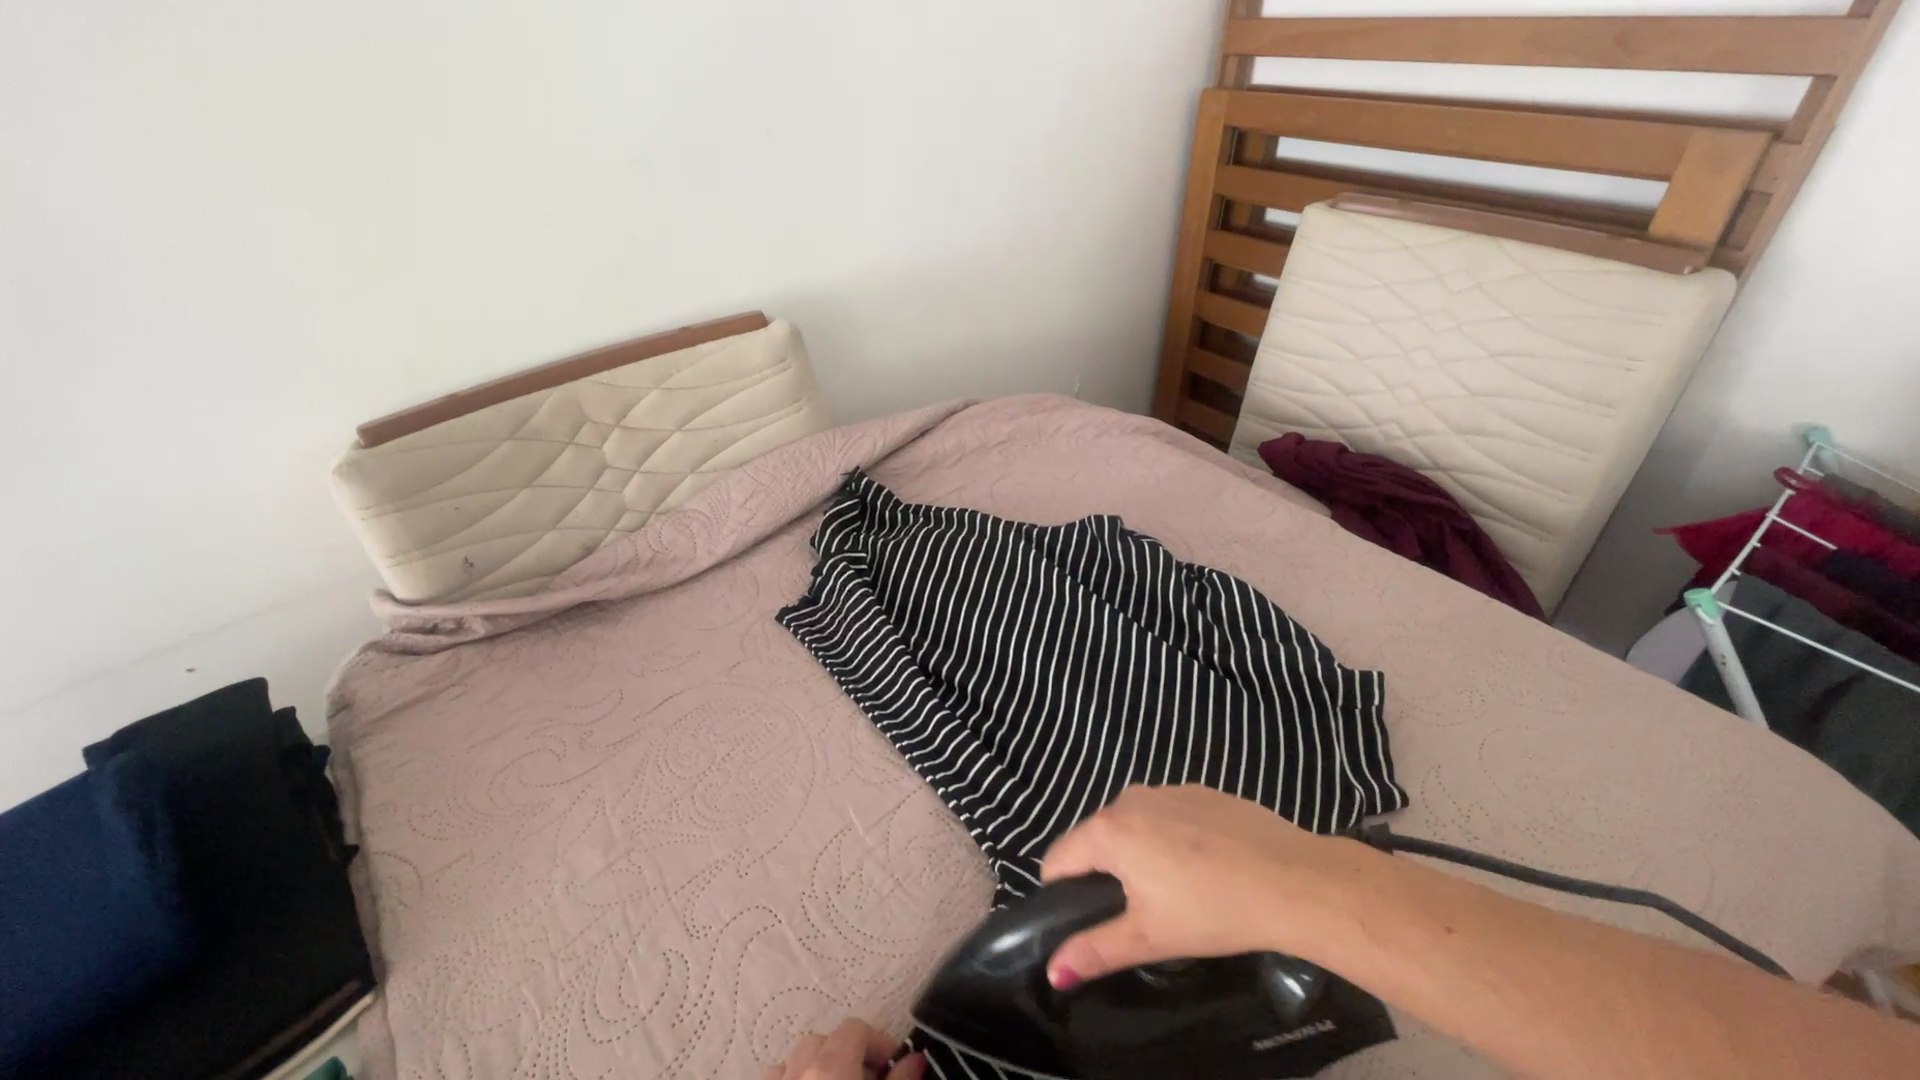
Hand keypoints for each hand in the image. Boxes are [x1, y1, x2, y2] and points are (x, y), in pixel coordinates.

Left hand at [763, 1018, 925, 1079]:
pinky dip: (790, 1077)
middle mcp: (798, 1069)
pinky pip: (774, 1076)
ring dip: (817, 1065)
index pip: (855, 1028)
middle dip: (847, 1053)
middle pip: (823, 1039)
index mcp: (831, 1066)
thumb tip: (916, 1058)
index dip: (878, 1041)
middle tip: (870, 1077)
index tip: (894, 1062)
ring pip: (795, 1057)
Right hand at [1039, 784, 1370, 987]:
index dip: (1062, 892)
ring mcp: (1168, 790)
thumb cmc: (1213, 910)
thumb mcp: (1149, 938)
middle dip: (1104, 872)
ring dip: (1138, 852)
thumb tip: (1053, 972)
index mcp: (1109, 831)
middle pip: (1095, 838)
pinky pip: (1167, 814)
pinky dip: (1172, 837)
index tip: (1089, 918)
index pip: (1058, 857)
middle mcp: (1130, 799)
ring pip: (1133, 824)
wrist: (1294, 880)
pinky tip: (1205, 866)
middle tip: (1138, 911)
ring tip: (1174, 890)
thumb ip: (1095, 951)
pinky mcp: (1201, 791)